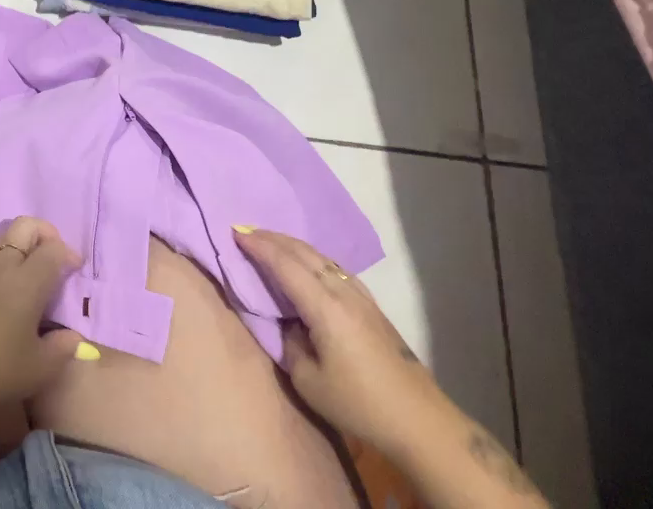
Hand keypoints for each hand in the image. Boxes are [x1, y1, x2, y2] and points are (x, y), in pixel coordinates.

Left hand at [0, 217, 96, 409]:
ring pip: (4, 236)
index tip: (75, 269)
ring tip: (33, 270)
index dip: (68, 252)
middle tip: (55, 256)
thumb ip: (63, 347)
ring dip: (22, 243)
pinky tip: (11, 288)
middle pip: (24, 226)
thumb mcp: (41, 367)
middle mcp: (4, 268)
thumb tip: (73, 337)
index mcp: (28, 282)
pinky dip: (5, 259)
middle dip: (45, 232)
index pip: (52, 248)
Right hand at [235, 227, 460, 453]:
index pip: (286, 265)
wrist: (418, 420)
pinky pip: (335, 269)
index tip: (235, 232)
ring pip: (323, 258)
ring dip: (294, 246)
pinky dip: (313, 258)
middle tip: (245, 231)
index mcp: (326, 308)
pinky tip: (308, 263)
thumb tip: (285, 322)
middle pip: (305, 254)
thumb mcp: (308, 380)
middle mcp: (344, 293)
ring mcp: (362, 298)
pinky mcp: (371, 307)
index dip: (260, 247)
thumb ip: (289, 342)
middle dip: (273, 239)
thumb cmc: (358, 404)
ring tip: (270, 242)